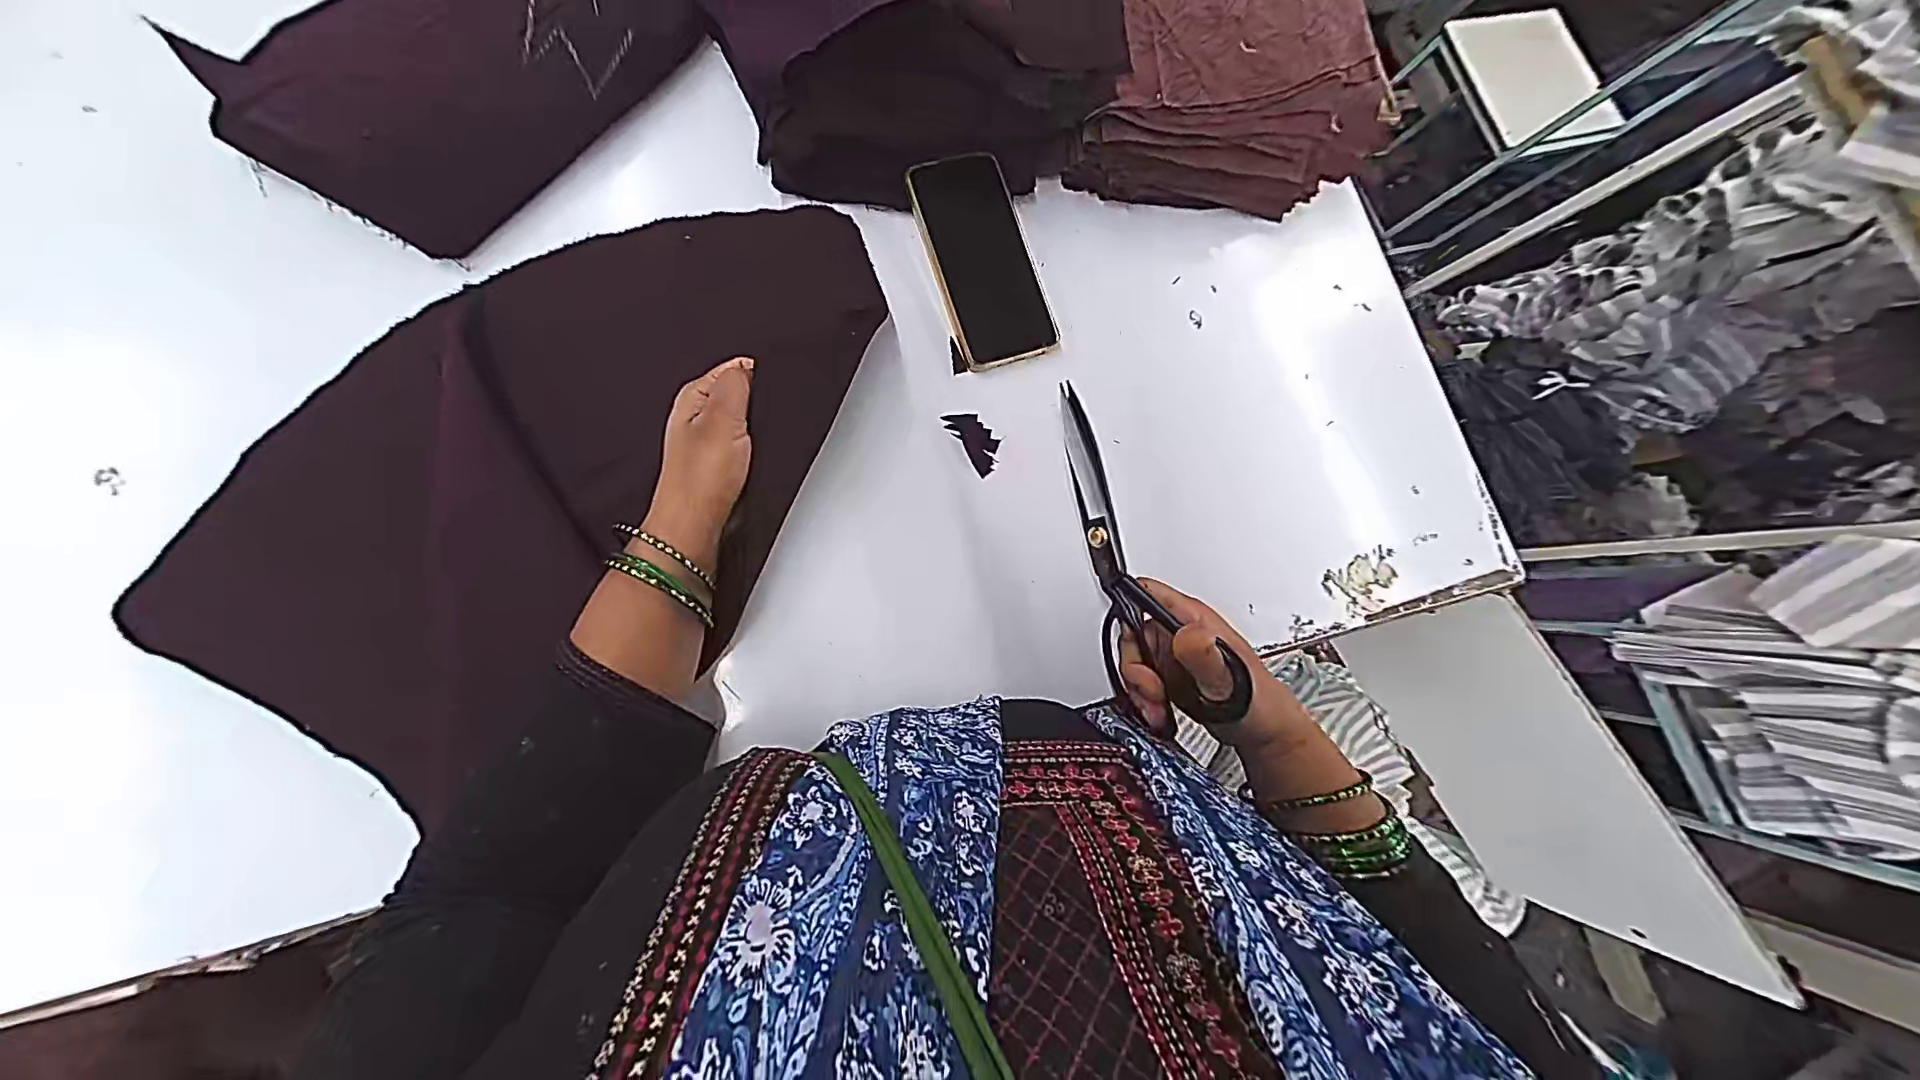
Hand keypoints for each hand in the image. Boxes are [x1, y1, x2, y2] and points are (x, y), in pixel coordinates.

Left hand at [642, 356, 754, 571]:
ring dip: (759, 430)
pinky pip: (748, 444)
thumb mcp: (721, 418)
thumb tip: (747, 366)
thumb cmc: (699, 480)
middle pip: (742, 394)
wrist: (696, 525)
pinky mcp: (722, 461)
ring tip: (757, 443)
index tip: (770, 392)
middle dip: (760, 404)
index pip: (734, 367)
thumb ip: (735, 384)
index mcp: (693, 396)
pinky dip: (756, 449)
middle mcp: (698, 415)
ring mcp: (710, 439)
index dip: (757, 374)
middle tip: (763, 422)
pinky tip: (756, 458)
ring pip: (747, 422)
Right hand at [1117, 579, 1320, 751]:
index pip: (1145, 594)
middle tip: (1152, 691)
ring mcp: (1173, 654)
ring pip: (1134, 660)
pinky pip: (1140, 681)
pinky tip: (1160, 712)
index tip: (1131, 646)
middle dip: (1134, 667)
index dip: (1126, 611)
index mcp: (1193, 620)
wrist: (1265, 733)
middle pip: (1131, 633)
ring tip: (1158, 708)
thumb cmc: (1259, 704)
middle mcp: (1180, 632)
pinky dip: (1143, 699)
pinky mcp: (1168, 675)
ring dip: (1138, 689)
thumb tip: (1188, 633)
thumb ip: (1205, 657)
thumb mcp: (1229, 680)